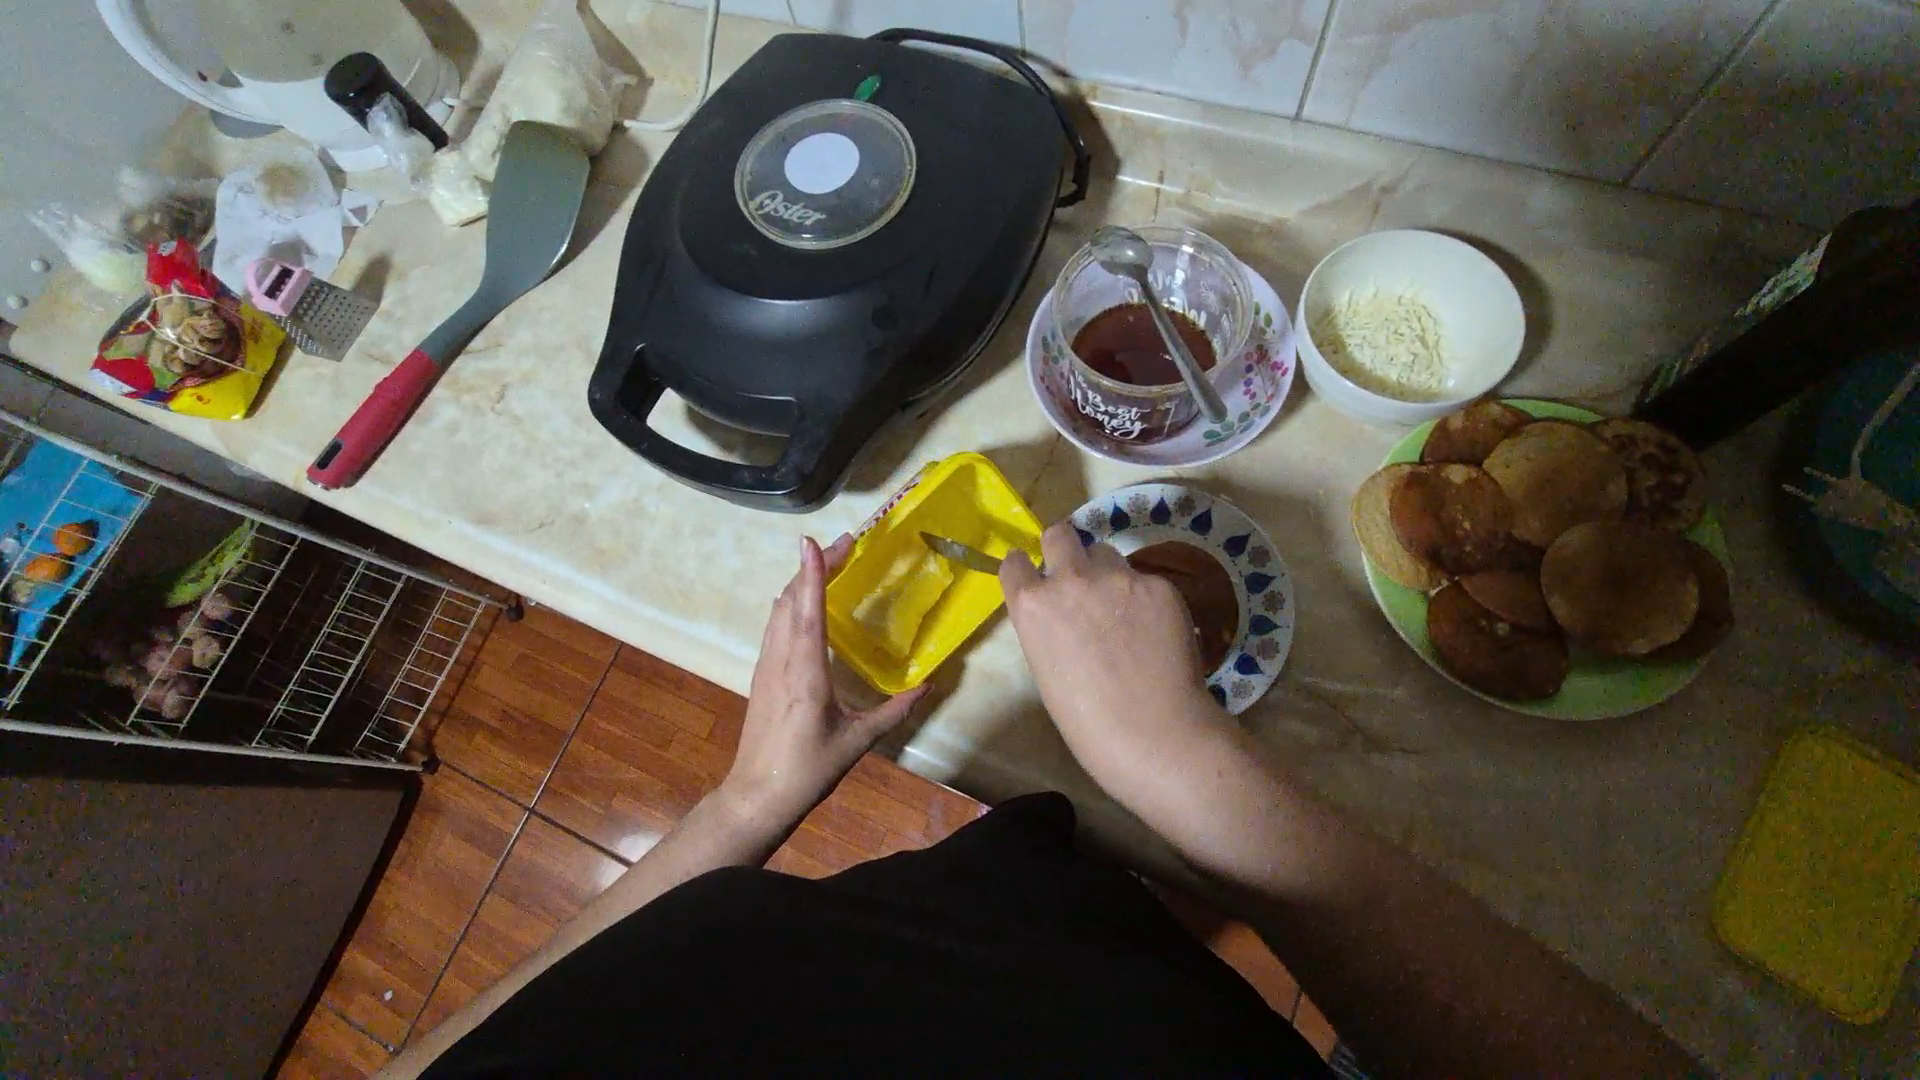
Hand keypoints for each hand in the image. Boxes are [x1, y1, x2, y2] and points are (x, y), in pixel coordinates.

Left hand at [722, 534, 929, 826]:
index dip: (810, 573)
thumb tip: (928, 687)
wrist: (757, 795)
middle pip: (790, 599)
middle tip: (845, 546)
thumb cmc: (808, 769)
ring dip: (800, 581)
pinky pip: (775, 625)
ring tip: (829, 564)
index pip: (807, 611)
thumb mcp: (857, 742)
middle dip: (813, 567)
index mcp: (805, 672)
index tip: (813, 540)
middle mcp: (781, 659)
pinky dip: (792, 602)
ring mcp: (767, 664)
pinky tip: (806, 602)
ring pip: (779, 609)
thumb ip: (893, 712)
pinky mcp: (762, 673)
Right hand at [1000, 523, 1232, 795]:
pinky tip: (1154, 630)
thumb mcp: (1046, 667)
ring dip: (1107, 572)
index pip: (1016, 562)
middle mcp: (1071, 578)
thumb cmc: (1087, 720)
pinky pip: (1144, 579)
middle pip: (1060, 534)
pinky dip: (1144, 597)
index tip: (1036, 576)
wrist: (1153, 733)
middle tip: (1079, 578)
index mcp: (1032, 605)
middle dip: (1065, 550)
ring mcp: (1118, 577)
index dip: (1026, 568)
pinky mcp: (1159, 584)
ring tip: (1122, 609)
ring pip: (1106, 553)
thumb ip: (1048, 626)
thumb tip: (1065, 615)